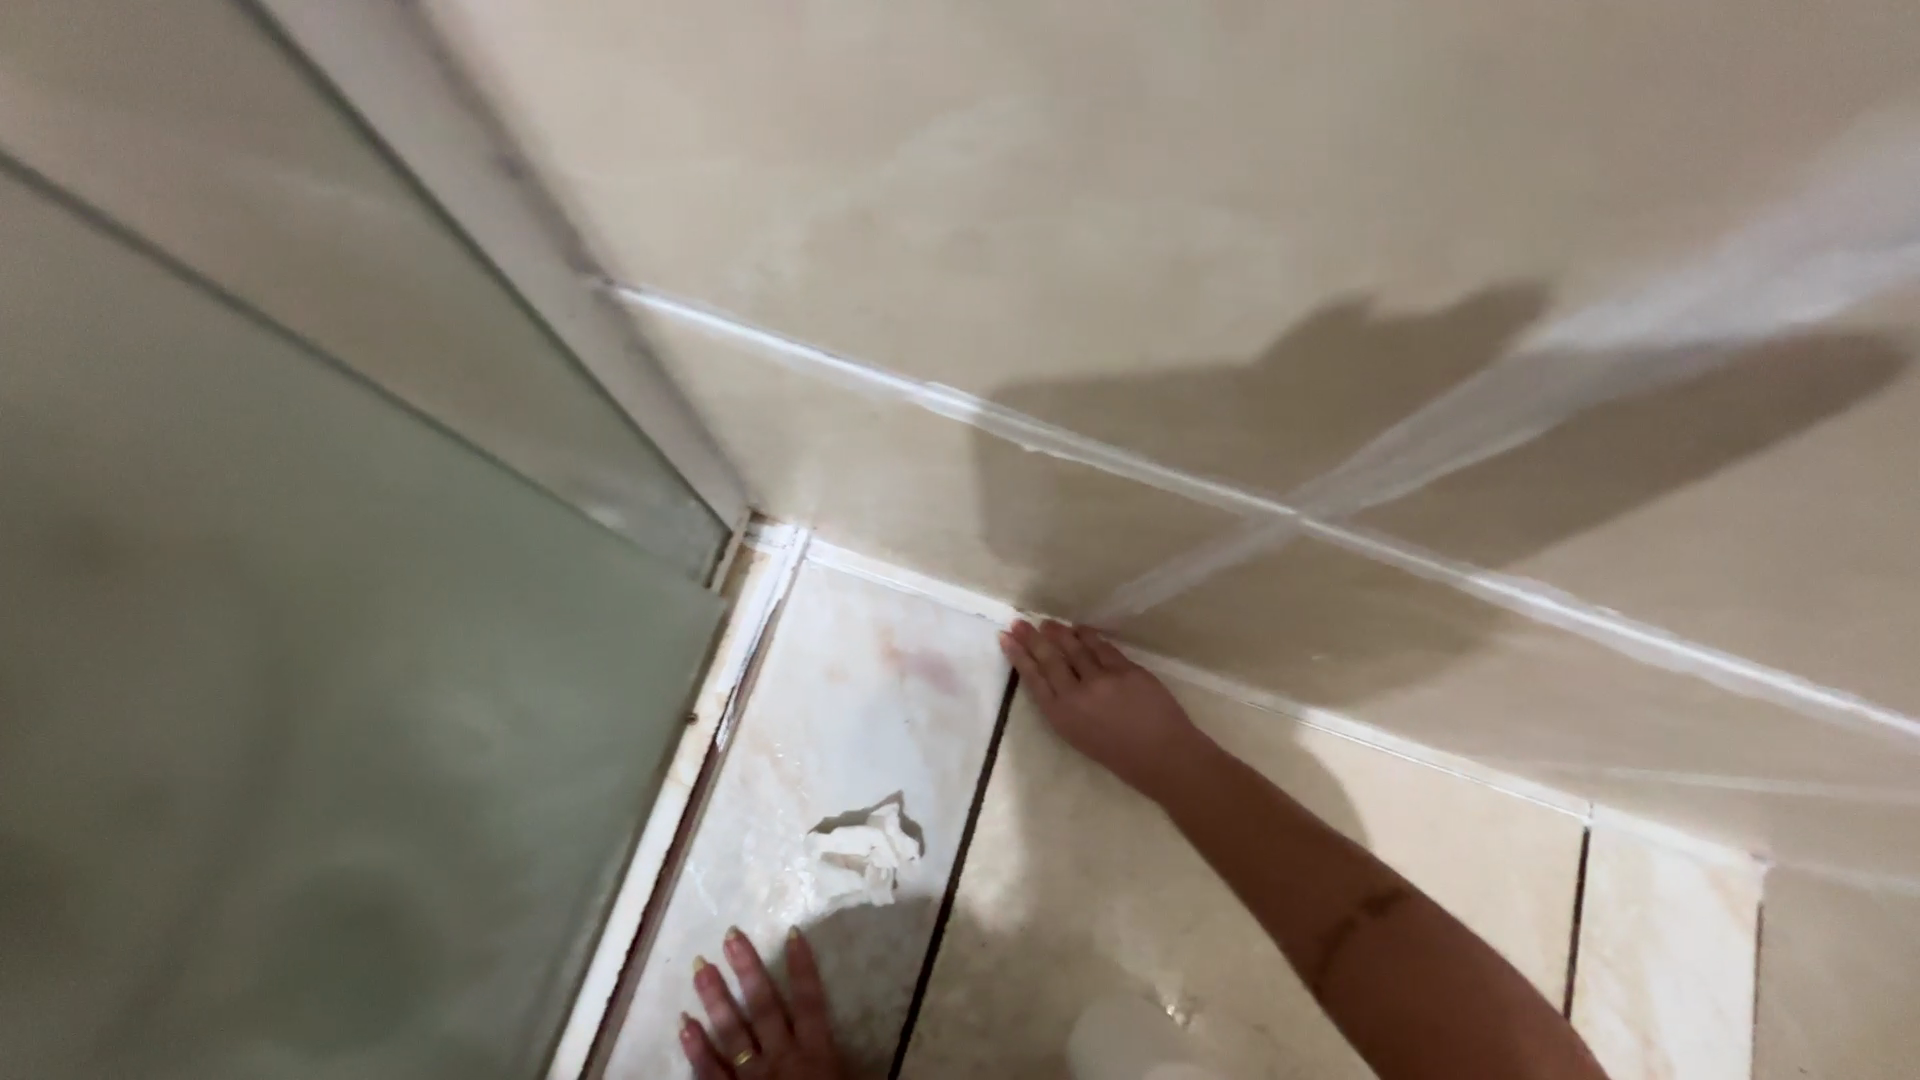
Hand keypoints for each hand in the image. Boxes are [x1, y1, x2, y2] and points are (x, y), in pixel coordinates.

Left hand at [681, 926, 842, 1079]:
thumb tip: (877, 1057)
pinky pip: (709, 1072)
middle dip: (746, 969)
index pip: (809, 1000)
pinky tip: (684, 1023)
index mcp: (816, 1053)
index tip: (792, 932)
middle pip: (763, 1005)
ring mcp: (751, 1079)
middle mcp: (782, 1058)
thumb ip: (855, 1068)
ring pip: (731, 1031)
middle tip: (729, 935)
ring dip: (714, 997)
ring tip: (700, 966)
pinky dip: (695, 1048)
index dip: (802, 966)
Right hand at [998, 619, 1212, 803]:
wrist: (1163, 757)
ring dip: (1058, 632)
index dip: (1018, 655)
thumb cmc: (1119, 755)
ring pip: (1074, 647)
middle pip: (1049, 658)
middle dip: (1031, 638)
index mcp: (1062, 716)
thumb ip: (1064, 706)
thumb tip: (1055, 677)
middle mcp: (1076, 695)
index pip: (1033, 678)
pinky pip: (1102, 647)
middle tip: (1019, 622)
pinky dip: (1089, 636)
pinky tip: (1080, 630)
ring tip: (1047, 623)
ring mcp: (1102, 680)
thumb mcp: (1078, 735)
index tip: (1005, 638)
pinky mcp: (1125, 670)